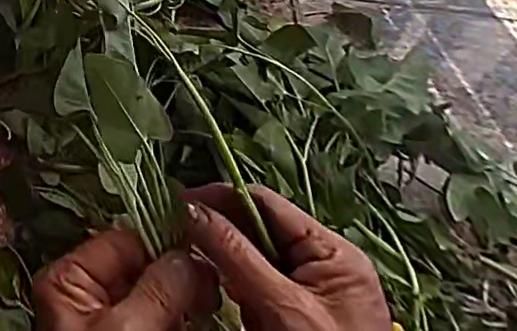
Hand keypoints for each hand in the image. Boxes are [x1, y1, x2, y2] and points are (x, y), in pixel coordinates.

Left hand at [33, 228, 214, 330]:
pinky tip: (203, 322)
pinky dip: (183, 322)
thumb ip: (160, 288)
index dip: (164, 246)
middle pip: (142, 270)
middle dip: (179, 276)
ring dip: (186, 302)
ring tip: (212, 305)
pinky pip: (160, 323)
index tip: (203, 253)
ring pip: (156, 299)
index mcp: (70, 281)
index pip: (123, 243)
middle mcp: (86, 297)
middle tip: (214, 285)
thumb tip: (190, 256)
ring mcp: (110, 327)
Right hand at [183, 185, 390, 330]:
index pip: (265, 202)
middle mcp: (326, 262)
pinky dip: (248, 300)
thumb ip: (236, 254)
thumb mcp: (282, 309)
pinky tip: (251, 320)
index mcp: (334, 251)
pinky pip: (263, 287)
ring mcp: (316, 288)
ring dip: (238, 280)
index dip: (221, 198)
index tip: (182, 204)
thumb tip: (192, 209)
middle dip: (230, 247)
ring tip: (247, 313)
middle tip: (197, 257)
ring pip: (255, 259)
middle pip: (258, 229)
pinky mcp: (304, 311)